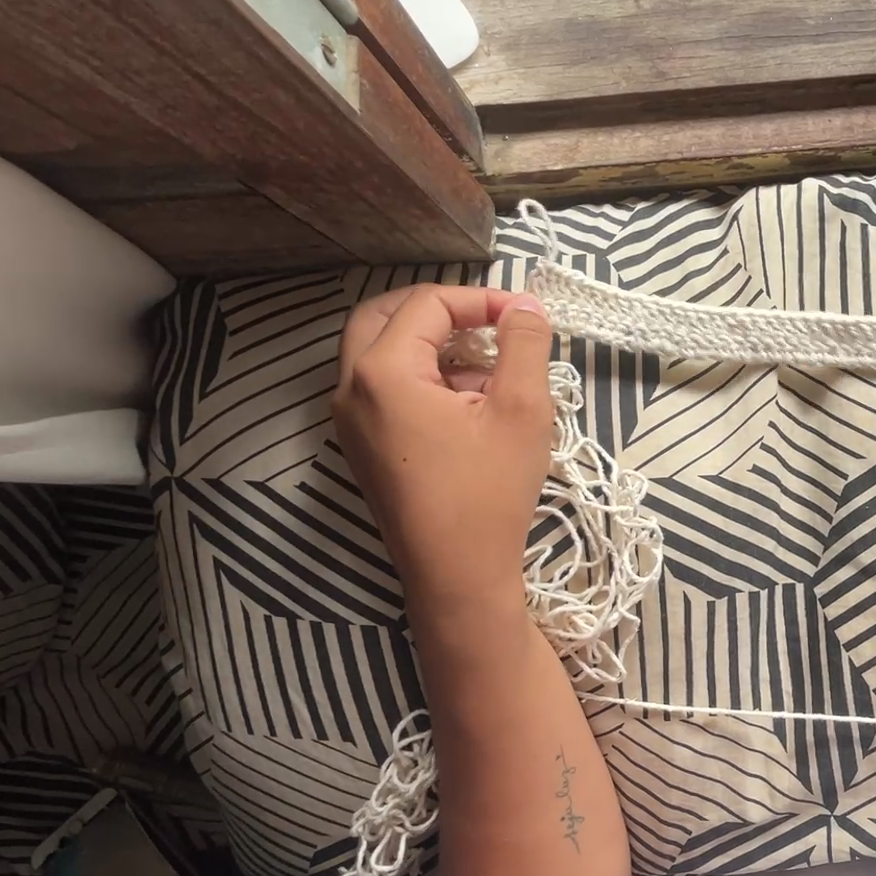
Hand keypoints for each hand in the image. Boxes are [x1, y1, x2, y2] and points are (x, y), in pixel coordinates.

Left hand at [333, 285, 553, 610]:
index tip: (525, 317)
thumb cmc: (490, 492)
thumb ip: (524, 346)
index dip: (480, 299)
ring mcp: (351, 421)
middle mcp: (351, 388)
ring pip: (382, 352)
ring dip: (433, 345)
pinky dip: (422, 377)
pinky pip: (384, 388)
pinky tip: (469, 406)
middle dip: (443, 311)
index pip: (427, 304)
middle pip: (387, 317)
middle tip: (491, 324)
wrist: (458, 575)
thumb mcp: (522, 410)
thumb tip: (525, 305)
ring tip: (488, 369)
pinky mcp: (364, 446)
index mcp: (383, 371)